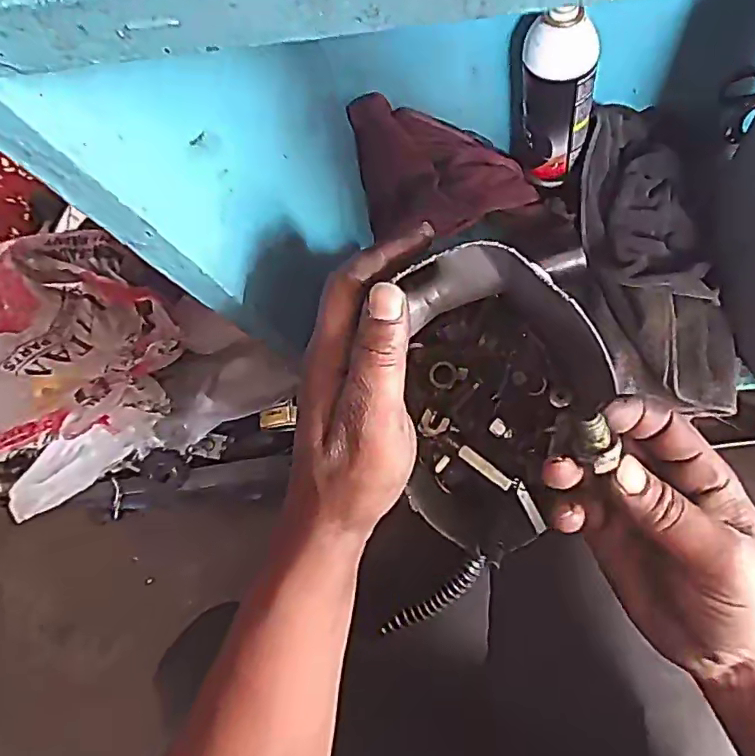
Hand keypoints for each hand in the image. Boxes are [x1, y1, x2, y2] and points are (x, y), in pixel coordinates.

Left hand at [283, 223, 434, 543]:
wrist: (330, 519)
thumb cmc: (351, 478)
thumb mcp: (372, 416)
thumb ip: (379, 356)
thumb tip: (389, 295)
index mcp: (329, 356)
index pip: (350, 285)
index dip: (384, 253)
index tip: (422, 236)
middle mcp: (326, 356)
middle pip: (350, 290)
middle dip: (387, 258)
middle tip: (429, 245)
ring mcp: (333, 371)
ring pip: (357, 309)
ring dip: (388, 281)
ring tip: (426, 269)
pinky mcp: (345, 386)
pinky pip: (366, 333)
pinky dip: (391, 312)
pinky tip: (412, 317)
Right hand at [543, 398, 754, 685]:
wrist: (733, 662)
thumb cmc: (750, 603)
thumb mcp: (719, 555)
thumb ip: (668, 512)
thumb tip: (623, 471)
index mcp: (702, 475)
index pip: (663, 427)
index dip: (631, 414)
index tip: (602, 417)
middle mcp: (663, 485)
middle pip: (618, 442)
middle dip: (589, 438)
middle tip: (570, 450)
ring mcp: (634, 511)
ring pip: (592, 473)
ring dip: (570, 469)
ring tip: (559, 477)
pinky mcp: (610, 538)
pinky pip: (579, 509)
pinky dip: (565, 506)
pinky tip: (566, 515)